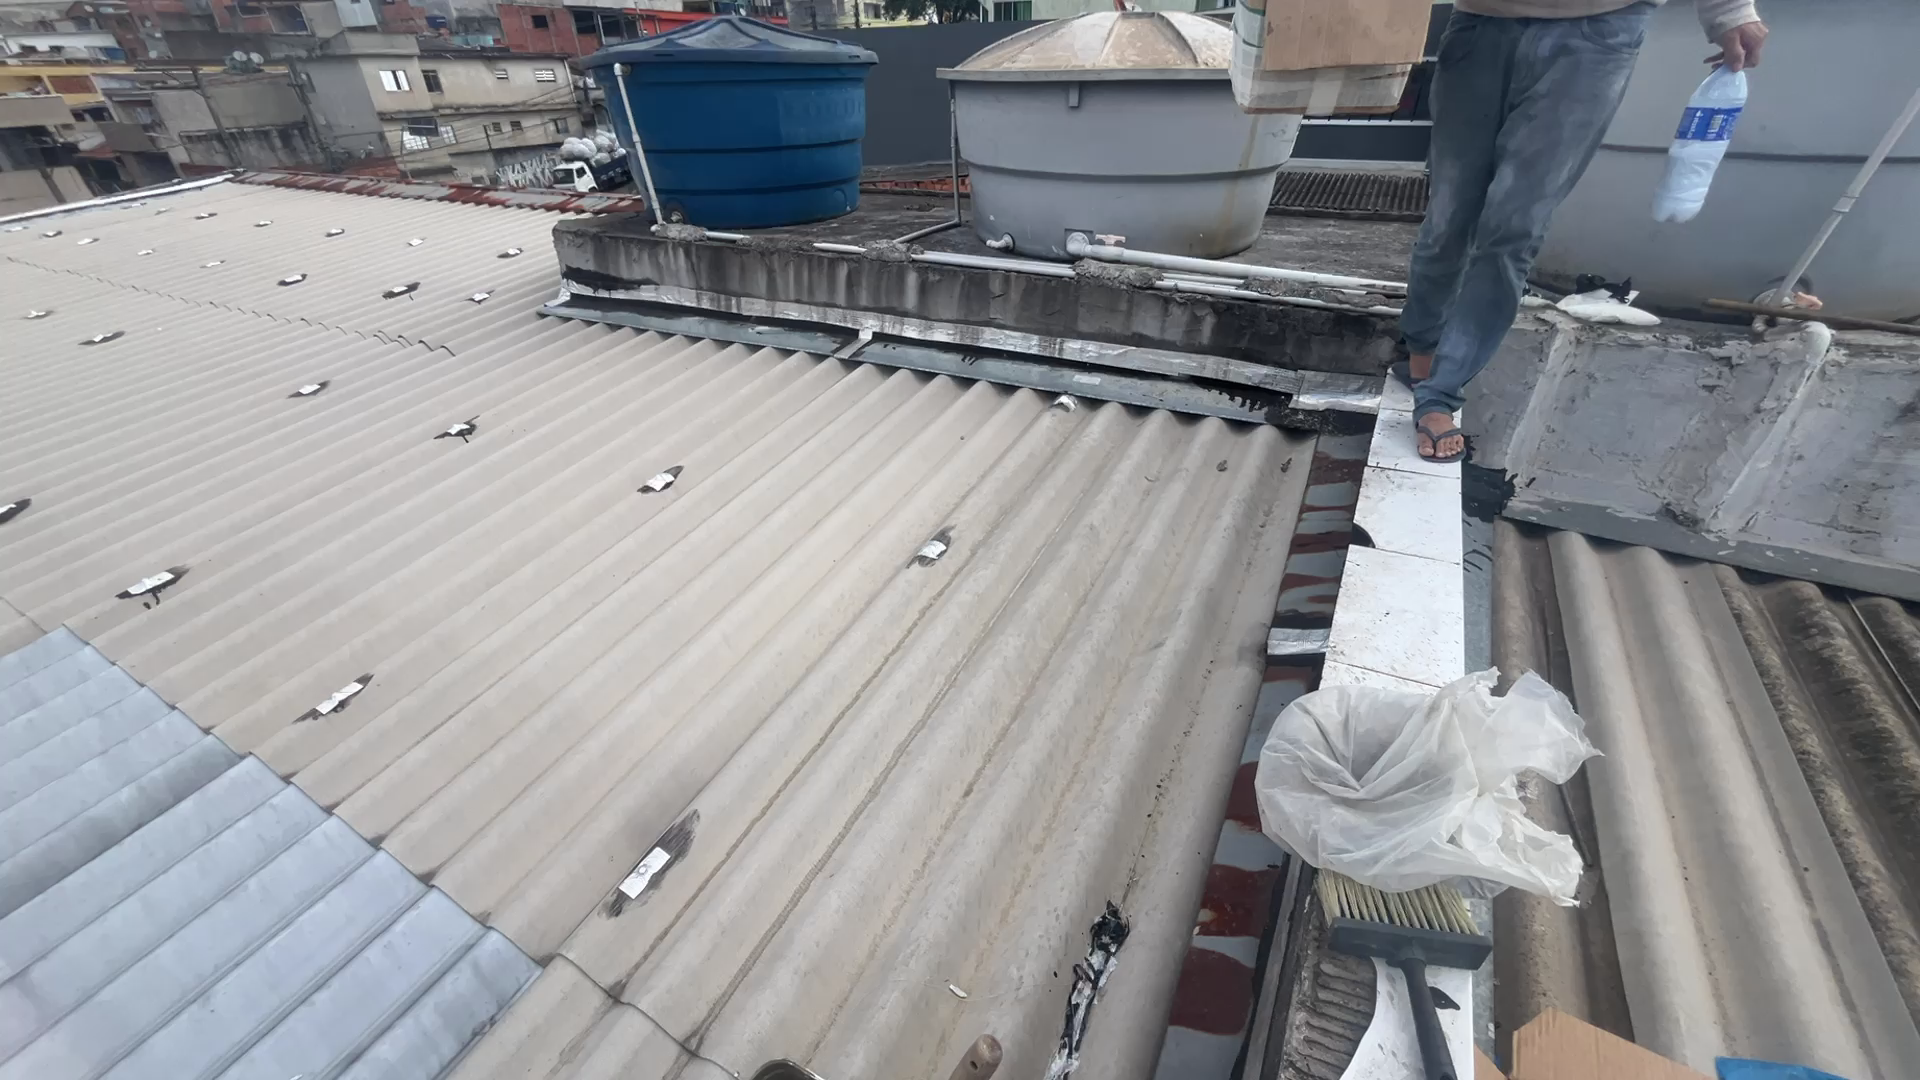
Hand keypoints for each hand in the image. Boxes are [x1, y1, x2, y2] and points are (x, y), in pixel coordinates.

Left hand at [1706, 20, 1767, 71]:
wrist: (1727, 9)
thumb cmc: (1730, 26)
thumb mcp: (1731, 42)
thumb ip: (1735, 56)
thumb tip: (1736, 69)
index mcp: (1756, 41)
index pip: (1752, 61)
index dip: (1738, 67)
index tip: (1724, 69)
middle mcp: (1756, 39)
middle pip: (1743, 58)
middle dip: (1727, 64)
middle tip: (1713, 67)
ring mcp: (1749, 36)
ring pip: (1736, 53)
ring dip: (1722, 59)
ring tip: (1708, 61)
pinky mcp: (1741, 35)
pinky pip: (1733, 47)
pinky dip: (1722, 53)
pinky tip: (1710, 57)